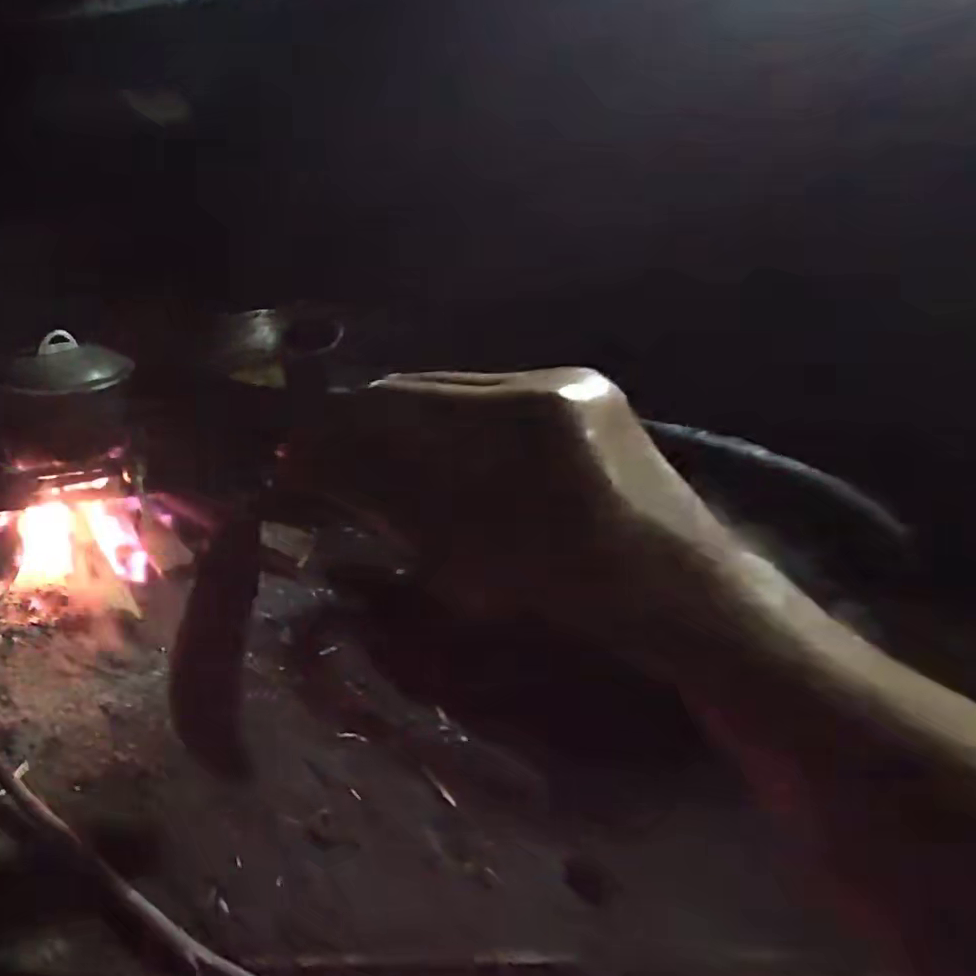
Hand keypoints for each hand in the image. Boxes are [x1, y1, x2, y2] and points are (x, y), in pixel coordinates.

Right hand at [284, 368, 741, 633]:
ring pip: (450, 394)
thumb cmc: (568, 585)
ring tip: (360, 462)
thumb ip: (377, 491)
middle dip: (361, 425)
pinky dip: (440, 430)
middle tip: (317, 458)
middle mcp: (548, 380)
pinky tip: (419, 459)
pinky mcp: (581, 398)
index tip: (292, 452)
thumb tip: (303, 462)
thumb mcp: (457, 542)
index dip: (337, 427)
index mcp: (524, 415)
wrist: (683, 595)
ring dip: (397, 427)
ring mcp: (569, 384)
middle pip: (421, 389)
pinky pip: (484, 404)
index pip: (400, 401)